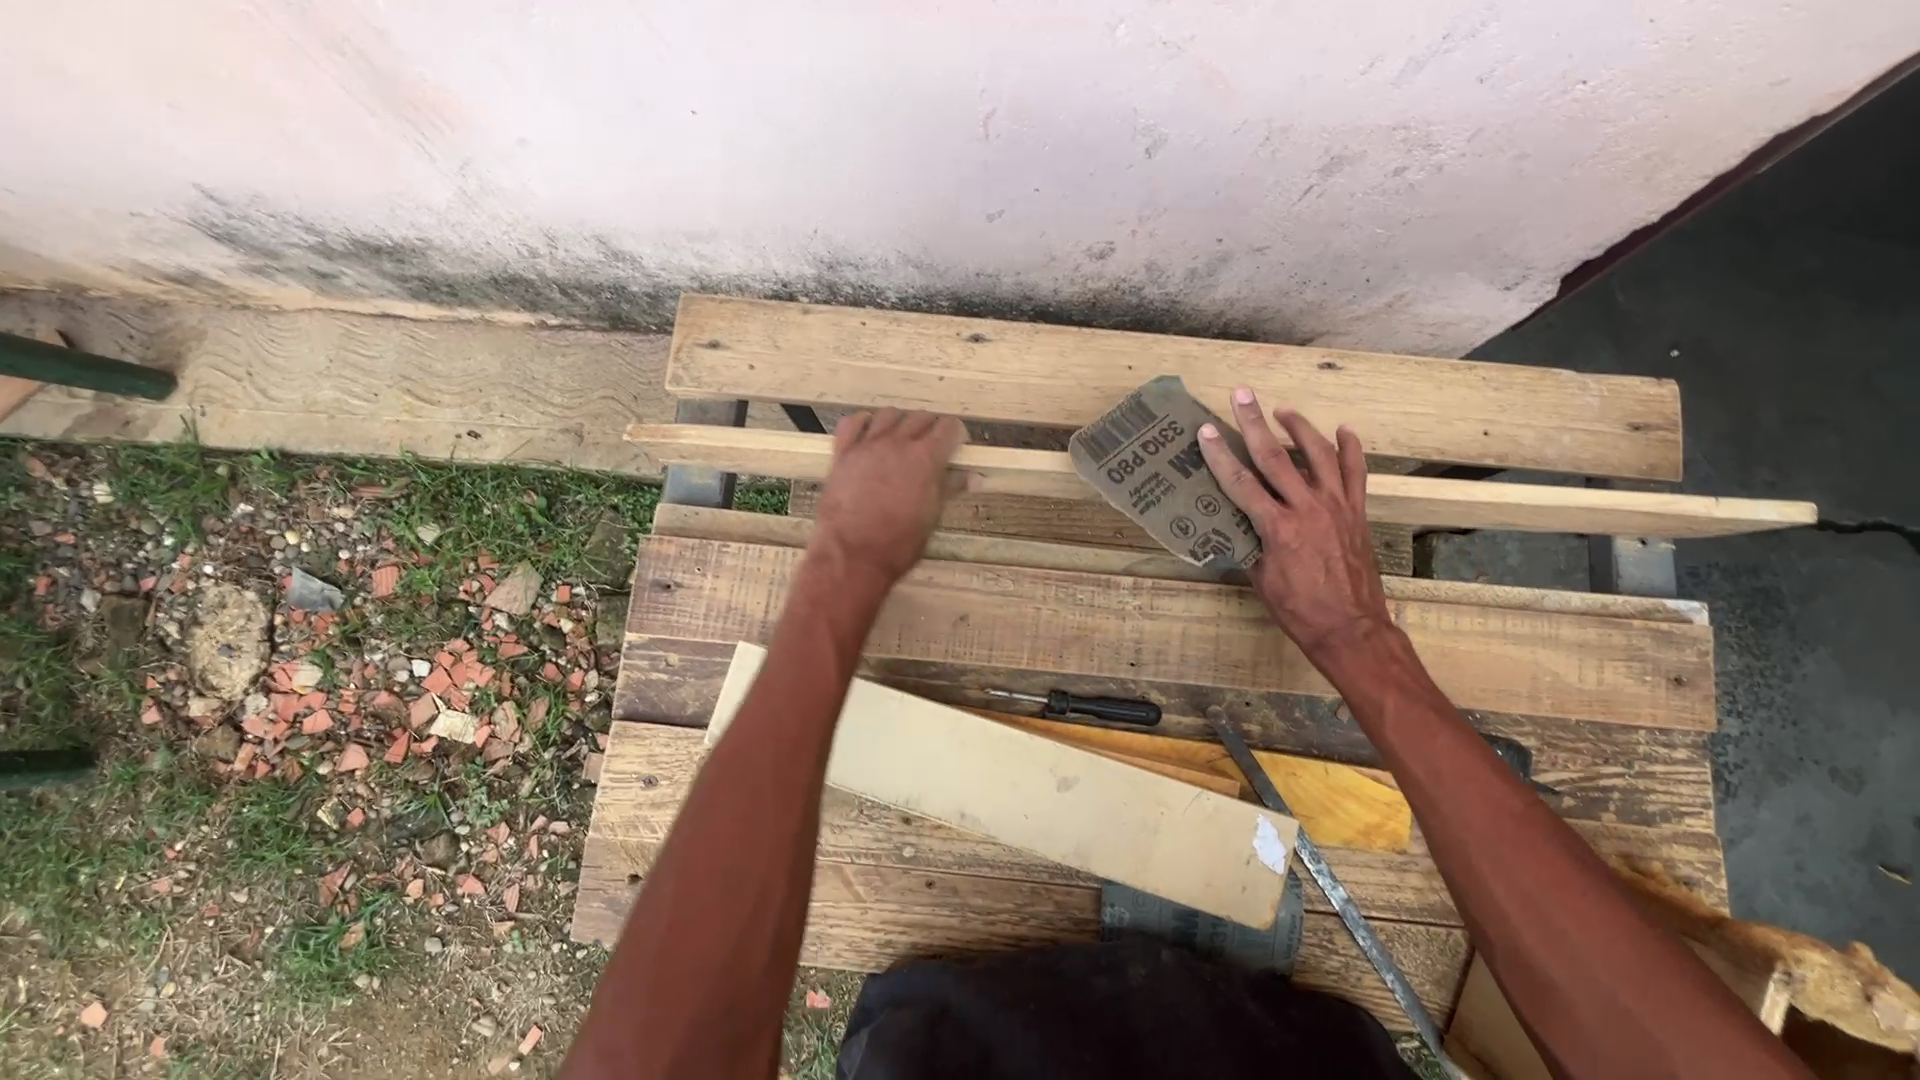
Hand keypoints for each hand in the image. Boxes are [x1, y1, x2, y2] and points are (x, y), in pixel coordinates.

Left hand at [811, 409, 971, 585]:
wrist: (851, 554)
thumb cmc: (897, 543)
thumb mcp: (931, 517)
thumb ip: (950, 489)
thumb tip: (975, 478)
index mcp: (926, 459)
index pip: (949, 428)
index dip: (955, 435)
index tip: (955, 444)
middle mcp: (898, 444)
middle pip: (921, 417)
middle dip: (931, 426)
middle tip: (932, 443)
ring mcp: (867, 446)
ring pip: (888, 414)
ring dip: (900, 421)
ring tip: (902, 436)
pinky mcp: (843, 454)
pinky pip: (852, 423)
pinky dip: (863, 422)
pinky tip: (868, 429)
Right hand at [1197, 388, 1392, 668]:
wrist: (1350, 627)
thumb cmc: (1299, 610)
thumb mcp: (1261, 579)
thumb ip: (1250, 545)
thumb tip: (1236, 525)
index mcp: (1277, 527)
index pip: (1241, 483)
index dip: (1220, 455)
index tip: (1206, 431)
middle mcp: (1307, 509)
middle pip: (1275, 457)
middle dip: (1254, 423)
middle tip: (1242, 395)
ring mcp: (1336, 507)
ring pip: (1318, 454)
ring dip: (1299, 428)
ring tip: (1283, 410)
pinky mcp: (1356, 512)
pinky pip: (1356, 473)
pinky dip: (1351, 449)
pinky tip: (1343, 430)